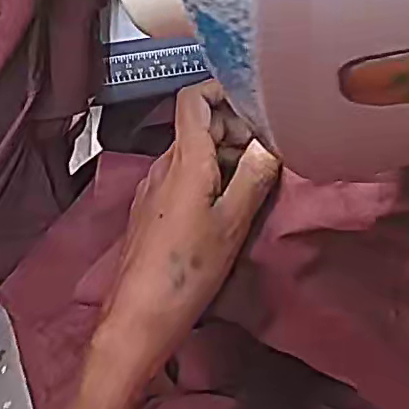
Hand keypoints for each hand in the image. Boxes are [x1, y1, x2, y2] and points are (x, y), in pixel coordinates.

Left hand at [91, 81, 281, 382]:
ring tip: (254, 184)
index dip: (223, 91)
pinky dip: (210, 176)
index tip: (256, 108)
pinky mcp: (152, 207)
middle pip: (200, 124)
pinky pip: (184, 174)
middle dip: (236, 130)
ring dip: (227, 156)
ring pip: (194, 150)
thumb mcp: (233, 221)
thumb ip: (255, 175)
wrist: (137, 318)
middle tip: (267, 156)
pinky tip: (228, 205)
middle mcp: (164, 164)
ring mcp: (154, 185)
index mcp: (185, 158)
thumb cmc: (187, 270)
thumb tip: (271, 141)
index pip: (194, 97)